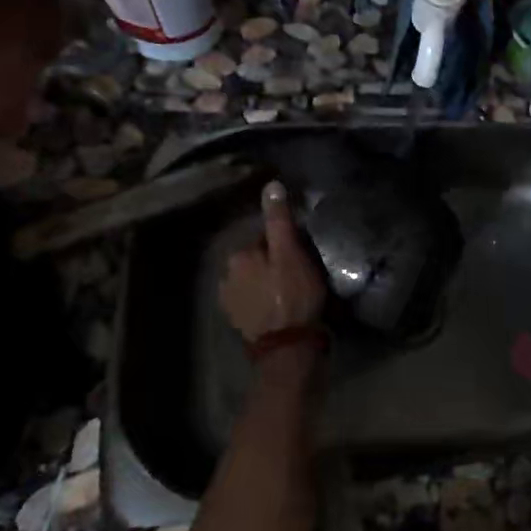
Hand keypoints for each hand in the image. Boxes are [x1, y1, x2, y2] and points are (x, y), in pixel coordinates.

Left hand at [218, 181, 326, 343]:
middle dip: (273, 261)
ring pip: (253, 278)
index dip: (287, 242)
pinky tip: (279, 306)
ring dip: (267, 280)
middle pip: (256, 257)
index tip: (304, 252)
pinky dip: (263, 299)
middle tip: (300, 272)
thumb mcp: (292, 254)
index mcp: (239, 254)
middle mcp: (226, 273)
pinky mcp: (236, 319)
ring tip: (290, 291)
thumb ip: (280, 221)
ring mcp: (229, 298)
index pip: (264, 236)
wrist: (287, 346)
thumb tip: (271, 185)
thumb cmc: (293, 295)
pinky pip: (251, 298)